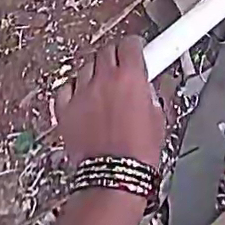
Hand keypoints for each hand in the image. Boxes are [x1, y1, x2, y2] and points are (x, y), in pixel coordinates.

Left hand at [54, 36, 164, 168]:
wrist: (114, 180)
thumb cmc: (138, 156)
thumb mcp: (158, 119)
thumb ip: (152, 95)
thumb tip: (149, 88)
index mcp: (130, 78)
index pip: (130, 44)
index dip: (134, 46)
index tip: (136, 49)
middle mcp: (104, 79)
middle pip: (107, 50)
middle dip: (116, 57)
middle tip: (121, 69)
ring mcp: (82, 92)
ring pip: (86, 66)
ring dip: (96, 71)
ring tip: (104, 87)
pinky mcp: (66, 108)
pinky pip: (67, 87)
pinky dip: (74, 88)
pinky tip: (83, 97)